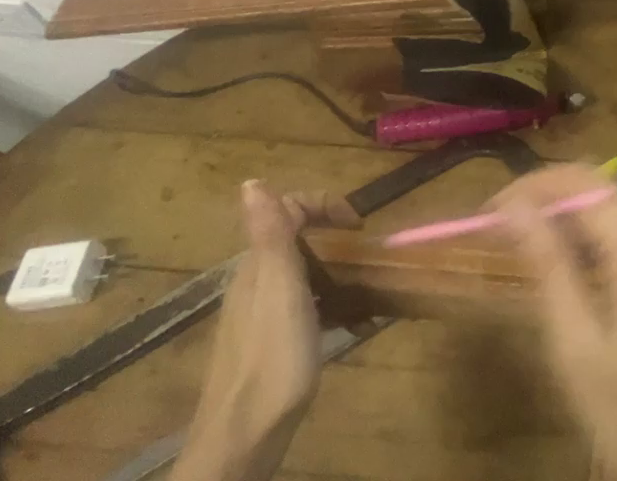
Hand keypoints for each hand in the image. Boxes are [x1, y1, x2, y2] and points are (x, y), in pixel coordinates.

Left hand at [171, 180, 359, 480]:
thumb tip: (251, 180)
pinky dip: (335, 305)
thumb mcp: (280, 290)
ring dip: (340, 273)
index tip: (359, 225)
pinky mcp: (274, 343)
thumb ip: (271, 236)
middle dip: (337, 239)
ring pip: (307, 274)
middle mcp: (257, 283)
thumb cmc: (272, 358)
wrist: (244, 437)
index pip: (288, 210)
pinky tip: (357, 325)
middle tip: (370, 256)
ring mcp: (264, 315)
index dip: (325, 205)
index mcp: (258, 266)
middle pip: (299, 240)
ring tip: (371, 291)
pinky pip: (310, 306)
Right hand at [494, 166, 616, 480]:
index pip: (584, 181)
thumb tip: (512, 207)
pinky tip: (577, 260)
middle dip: (552, 199)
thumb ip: (549, 265)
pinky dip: (607, 231)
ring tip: (531, 245)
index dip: (532, 186)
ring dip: (577, 214)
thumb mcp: (579, 347)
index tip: (489, 212)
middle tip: (503, 230)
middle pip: (607, 185)